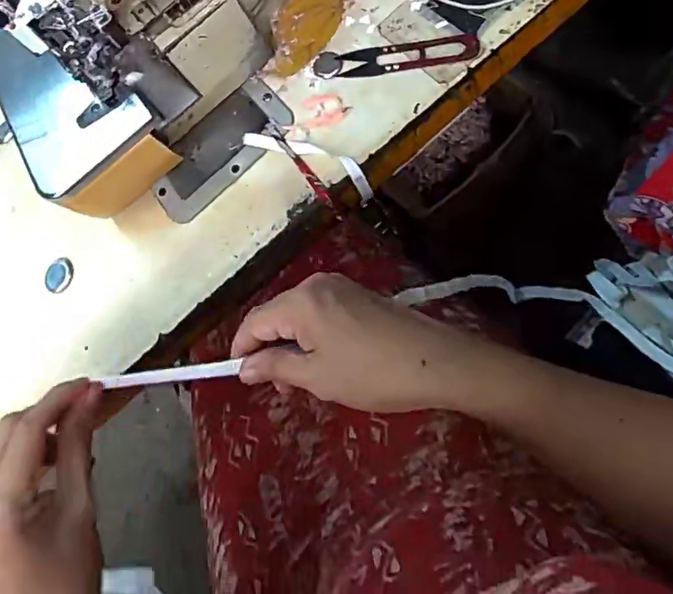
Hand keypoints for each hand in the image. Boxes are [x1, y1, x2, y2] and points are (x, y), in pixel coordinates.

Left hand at [0, 380, 103, 593]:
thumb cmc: (69, 586)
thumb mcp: (81, 512)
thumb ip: (79, 448)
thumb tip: (90, 396)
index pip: (24, 431)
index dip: (58, 399)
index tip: (91, 384)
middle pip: (5, 435)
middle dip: (45, 413)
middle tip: (85, 406)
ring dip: (36, 434)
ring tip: (74, 439)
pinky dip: (27, 459)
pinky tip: (55, 467)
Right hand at [232, 273, 500, 412]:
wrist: (435, 360)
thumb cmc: (371, 373)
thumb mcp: (318, 377)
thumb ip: (276, 368)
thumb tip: (245, 367)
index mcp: (301, 301)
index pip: (255, 320)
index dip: (241, 347)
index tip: (236, 375)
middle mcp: (316, 284)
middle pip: (276, 313)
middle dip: (268, 348)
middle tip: (276, 388)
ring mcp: (339, 286)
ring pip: (298, 313)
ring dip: (291, 343)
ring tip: (301, 381)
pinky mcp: (357, 294)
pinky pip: (319, 311)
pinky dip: (311, 335)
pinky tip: (324, 361)